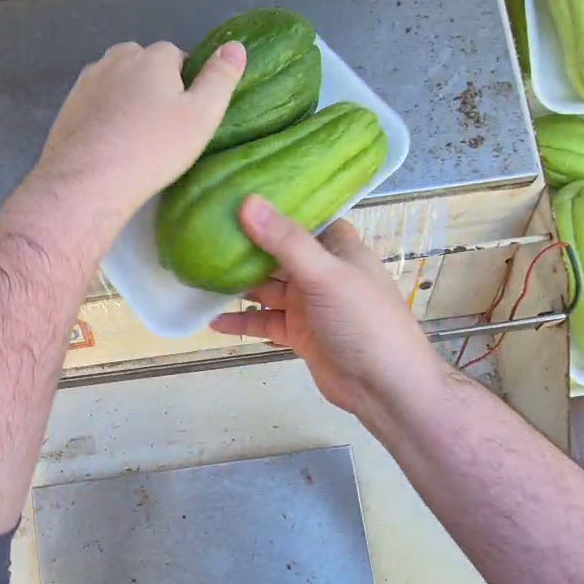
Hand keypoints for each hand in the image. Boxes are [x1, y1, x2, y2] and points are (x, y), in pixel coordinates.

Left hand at [23, 40, 245, 242]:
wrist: (89, 180)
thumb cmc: (153, 149)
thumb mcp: (201, 116)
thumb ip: (220, 79)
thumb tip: (235, 47)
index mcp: (153, 56)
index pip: (178, 56)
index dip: (186, 84)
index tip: (187, 115)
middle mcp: (117, 58)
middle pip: (144, 65)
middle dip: (154, 87)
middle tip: (161, 128)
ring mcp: (87, 81)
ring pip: (117, 82)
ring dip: (128, 99)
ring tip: (135, 137)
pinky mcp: (68, 106)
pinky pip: (96, 104)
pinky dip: (105, 116)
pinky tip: (110, 144)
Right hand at [210, 196, 447, 420]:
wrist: (384, 387)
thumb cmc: (363, 321)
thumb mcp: (324, 275)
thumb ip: (285, 241)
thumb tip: (247, 201)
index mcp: (337, 248)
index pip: (301, 219)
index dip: (271, 208)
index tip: (232, 196)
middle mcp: (322, 272)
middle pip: (277, 253)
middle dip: (245, 247)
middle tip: (202, 234)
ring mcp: (310, 305)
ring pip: (267, 289)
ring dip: (238, 286)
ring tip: (199, 275)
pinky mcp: (300, 334)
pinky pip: (265, 322)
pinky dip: (242, 322)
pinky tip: (213, 321)